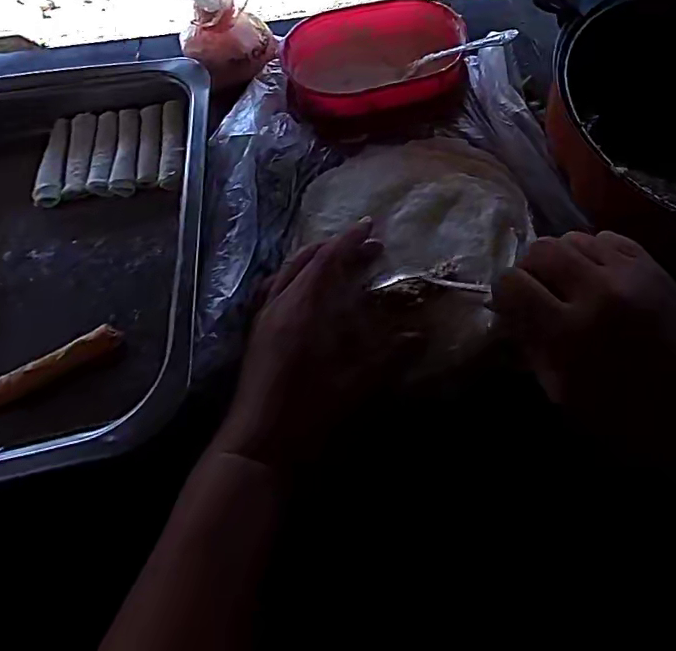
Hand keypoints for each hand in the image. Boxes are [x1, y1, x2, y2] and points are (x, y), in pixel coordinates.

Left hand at [213, 218, 418, 471]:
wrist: (256, 450)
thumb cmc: (308, 416)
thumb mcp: (356, 389)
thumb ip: (389, 359)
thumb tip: (419, 336)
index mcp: (301, 308)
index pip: (327, 260)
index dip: (349, 240)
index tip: (370, 226)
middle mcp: (278, 304)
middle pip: (306, 261)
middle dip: (336, 248)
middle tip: (366, 248)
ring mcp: (263, 319)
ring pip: (287, 272)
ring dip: (313, 260)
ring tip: (338, 262)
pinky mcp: (257, 335)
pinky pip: (275, 289)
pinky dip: (295, 278)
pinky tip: (307, 294)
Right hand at [491, 231, 675, 441]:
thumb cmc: (628, 419)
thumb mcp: (565, 395)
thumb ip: (531, 349)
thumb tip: (508, 317)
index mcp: (570, 334)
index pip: (513, 284)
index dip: (506, 294)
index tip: (512, 305)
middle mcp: (597, 293)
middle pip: (540, 250)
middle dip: (530, 269)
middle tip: (537, 289)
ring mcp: (629, 274)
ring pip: (571, 238)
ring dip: (561, 258)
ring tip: (568, 280)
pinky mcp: (652, 265)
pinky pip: (606, 237)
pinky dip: (593, 252)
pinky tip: (597, 274)